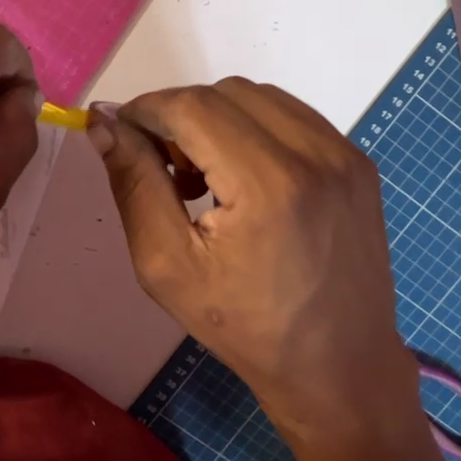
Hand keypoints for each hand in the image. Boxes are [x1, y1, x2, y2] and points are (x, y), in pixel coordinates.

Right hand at [87, 80, 428, 460]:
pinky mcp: (357, 164)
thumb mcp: (166, 263)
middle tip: (159, 168)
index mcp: (268, 184)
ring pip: (257, 97)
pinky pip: (291, 116)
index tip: (119, 136)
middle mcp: (315, 154)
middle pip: (223, 93)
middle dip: (177, 116)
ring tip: (199, 175)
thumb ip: (133, 183)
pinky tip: (239, 176)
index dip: (144, 110)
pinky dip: (251, 127)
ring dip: (214, 118)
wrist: (338, 368)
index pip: (191, 106)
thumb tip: (103, 124)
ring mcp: (344, 155)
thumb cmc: (243, 326)